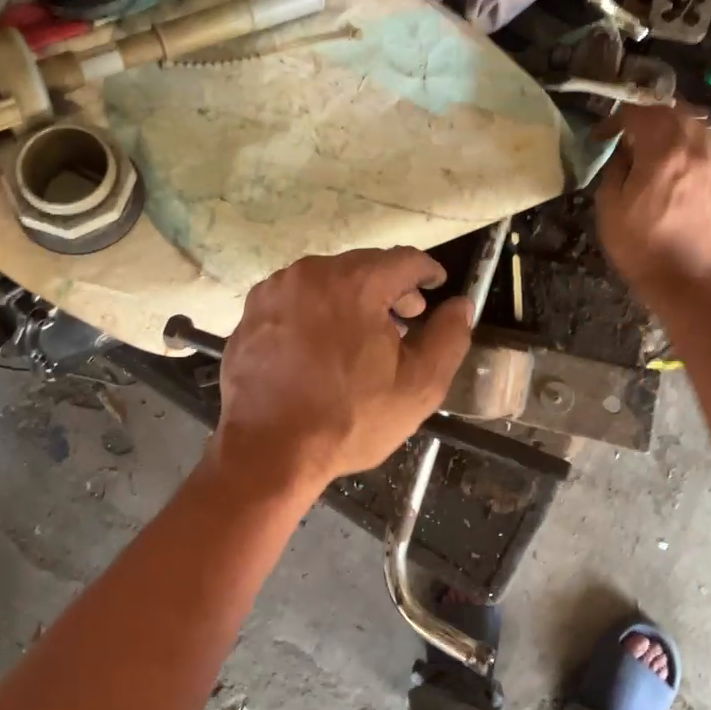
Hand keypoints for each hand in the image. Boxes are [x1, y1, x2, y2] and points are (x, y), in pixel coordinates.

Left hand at [211, 248, 474, 496]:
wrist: (267, 450)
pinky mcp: (249, 313)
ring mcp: (274, 291)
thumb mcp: (418, 386)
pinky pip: (293, 301)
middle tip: (405, 319)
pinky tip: (319, 348)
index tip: (435, 286)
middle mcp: (311, 273)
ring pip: (325, 281)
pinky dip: (314, 313)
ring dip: (350, 299)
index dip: (426, 271)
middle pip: (362, 266)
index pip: (404, 259)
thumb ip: (448, 338)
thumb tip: (461, 305)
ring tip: (361, 336)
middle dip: (389, 287)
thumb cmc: (349, 418)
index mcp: (356, 282)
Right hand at [594, 105, 710, 295]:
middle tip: (629, 129)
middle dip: (647, 113)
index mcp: (662, 154)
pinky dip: (689, 141)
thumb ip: (615, 169)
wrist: (686, 279)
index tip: (602, 136)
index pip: (639, 114)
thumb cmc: (639, 245)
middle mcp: (694, 150)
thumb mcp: (609, 206)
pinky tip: (675, 160)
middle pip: (674, 110)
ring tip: (654, 138)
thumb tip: (624, 152)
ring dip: (673, 122)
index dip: (615, 119)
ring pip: (698, 123)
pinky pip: (707, 145)